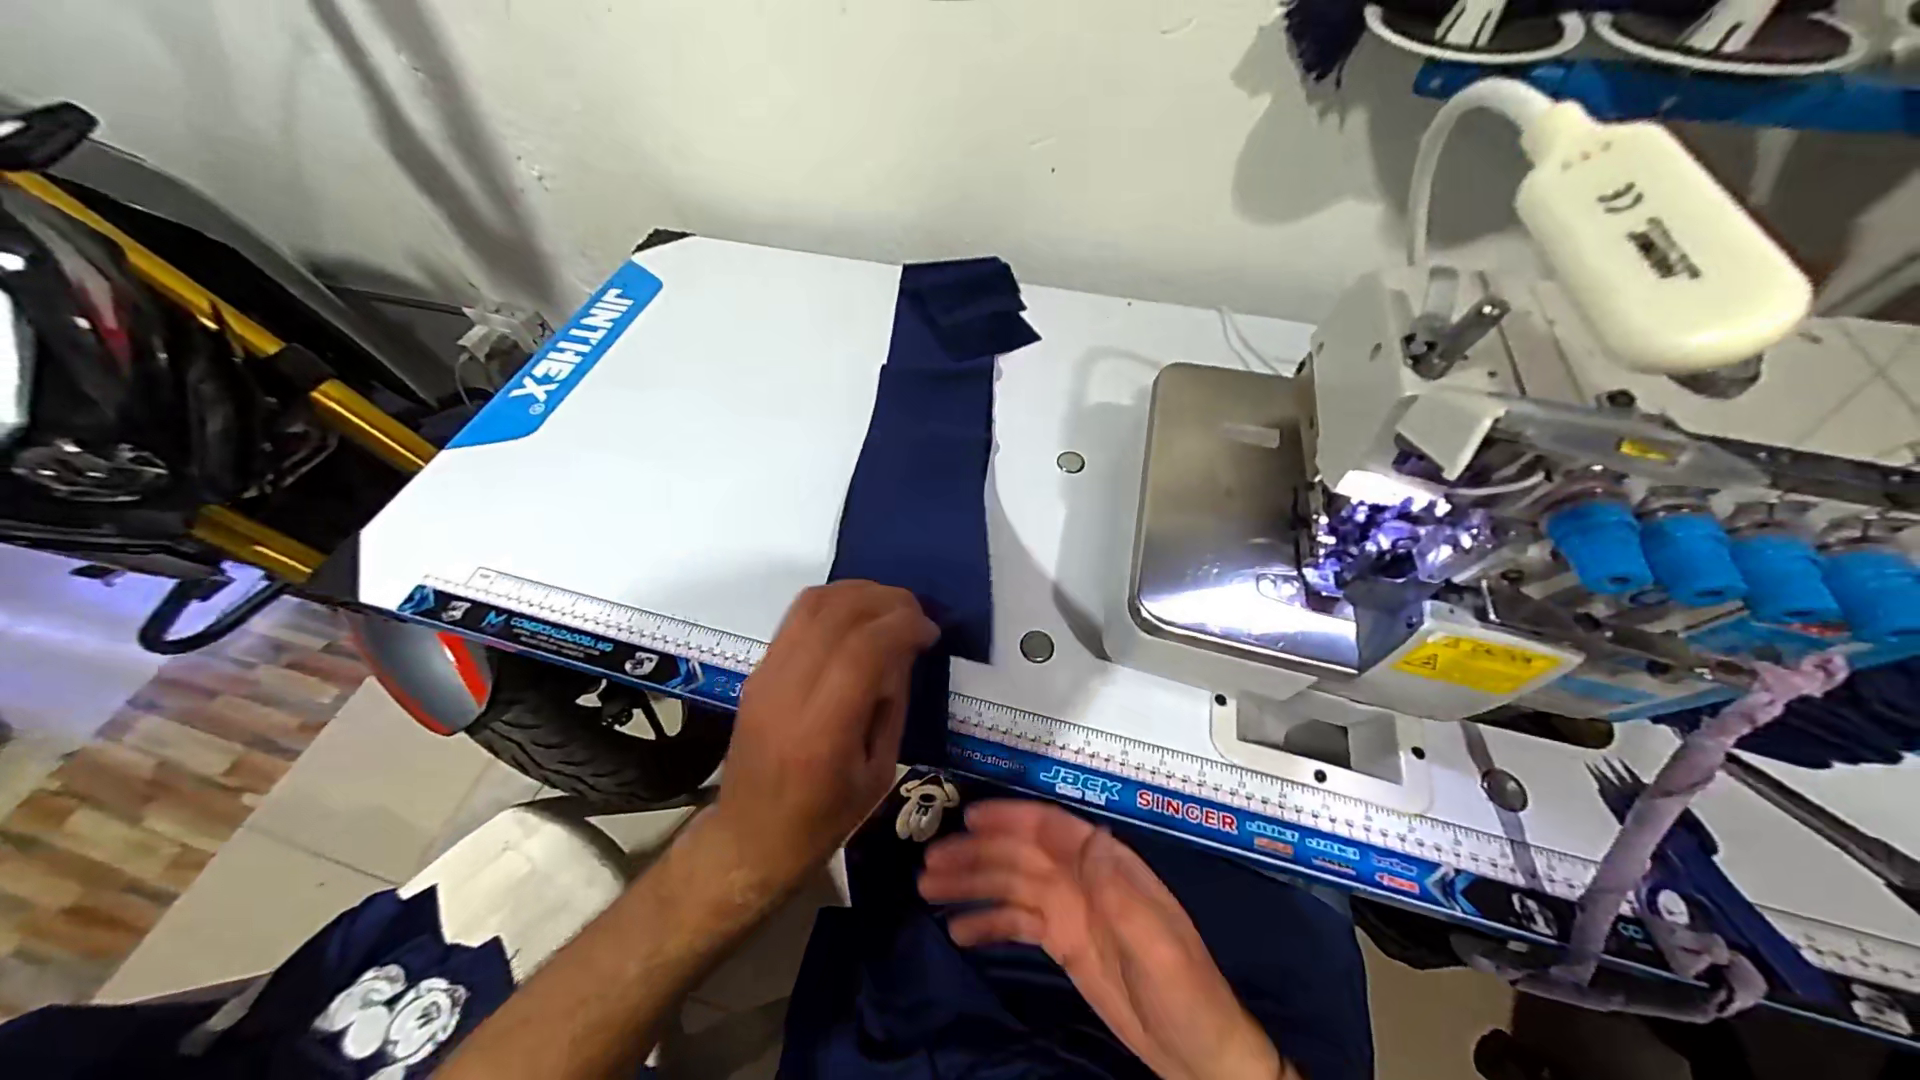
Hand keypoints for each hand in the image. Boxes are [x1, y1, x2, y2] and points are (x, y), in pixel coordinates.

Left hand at [711, 581, 937, 893]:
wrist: (751, 836)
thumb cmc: (824, 819)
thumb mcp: (879, 772)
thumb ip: (892, 704)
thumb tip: (904, 648)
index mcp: (822, 732)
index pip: (864, 650)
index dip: (904, 626)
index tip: (931, 632)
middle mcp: (787, 693)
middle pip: (838, 615)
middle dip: (887, 601)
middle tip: (917, 614)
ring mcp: (765, 677)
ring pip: (813, 604)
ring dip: (859, 593)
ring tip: (891, 607)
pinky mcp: (757, 671)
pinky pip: (797, 617)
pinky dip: (835, 604)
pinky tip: (859, 616)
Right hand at [919, 801, 1290, 1079]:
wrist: (1197, 1053)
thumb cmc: (1185, 992)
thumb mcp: (1157, 944)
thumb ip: (1120, 892)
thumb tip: (1087, 838)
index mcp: (1108, 867)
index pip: (1052, 829)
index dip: (1011, 818)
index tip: (969, 818)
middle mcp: (1083, 879)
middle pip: (1021, 855)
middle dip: (976, 854)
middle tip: (930, 864)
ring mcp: (1069, 910)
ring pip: (1011, 885)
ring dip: (972, 884)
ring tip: (928, 889)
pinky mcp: (1061, 942)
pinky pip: (1016, 922)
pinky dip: (987, 922)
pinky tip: (957, 930)